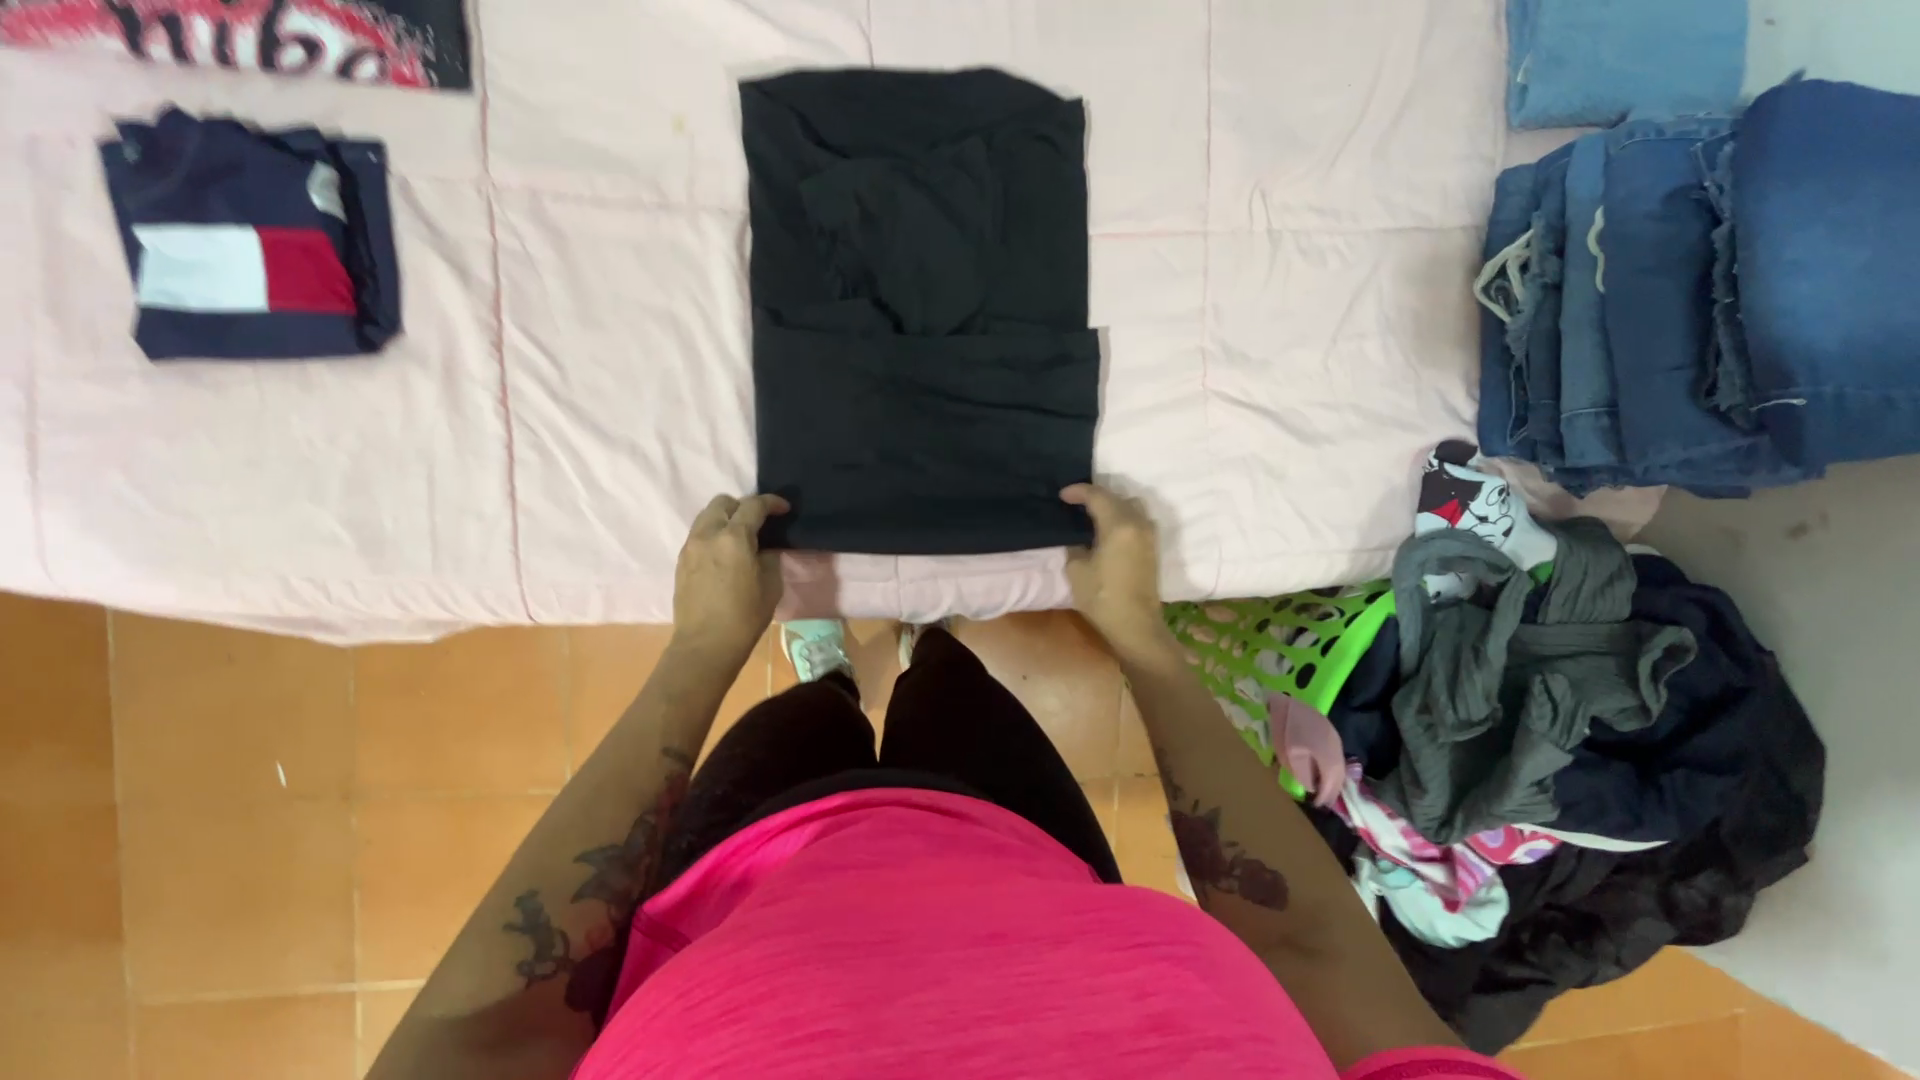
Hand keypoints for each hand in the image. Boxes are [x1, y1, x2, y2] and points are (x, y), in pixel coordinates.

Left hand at [670, 493, 789, 664]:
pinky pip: (698, 535)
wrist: (706, 644)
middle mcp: (708, 535)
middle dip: (743, 506)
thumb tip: (764, 549)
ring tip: (740, 536)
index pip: (753, 506)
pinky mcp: (681, 561)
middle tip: (759, 522)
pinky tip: (725, 553)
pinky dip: (713, 534)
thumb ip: (769, 558)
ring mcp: (690, 547)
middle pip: (723, 502)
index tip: (784, 509)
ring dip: (725, 518)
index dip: (772, 502)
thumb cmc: (745, 616)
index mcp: (734, 538)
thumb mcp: (771, 585)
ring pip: (707, 516)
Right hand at [1060, 483, 1169, 655]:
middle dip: (1095, 496)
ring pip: (1131, 506)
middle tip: (1075, 503)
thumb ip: (1075, 545)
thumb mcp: (1077, 570)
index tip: (1062, 495)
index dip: (1078, 491)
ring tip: (1093, 514)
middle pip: (1116, 497)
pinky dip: (1123, 516)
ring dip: (1113, 504)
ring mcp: (1150, 535)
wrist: (1136, 625)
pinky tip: (1108, 528)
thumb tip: (1078, 537)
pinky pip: (1138, 519)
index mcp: (1119, 525)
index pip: (1097, 496)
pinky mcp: (1153, 547)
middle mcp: (1138, 523)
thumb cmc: (1102, 598)